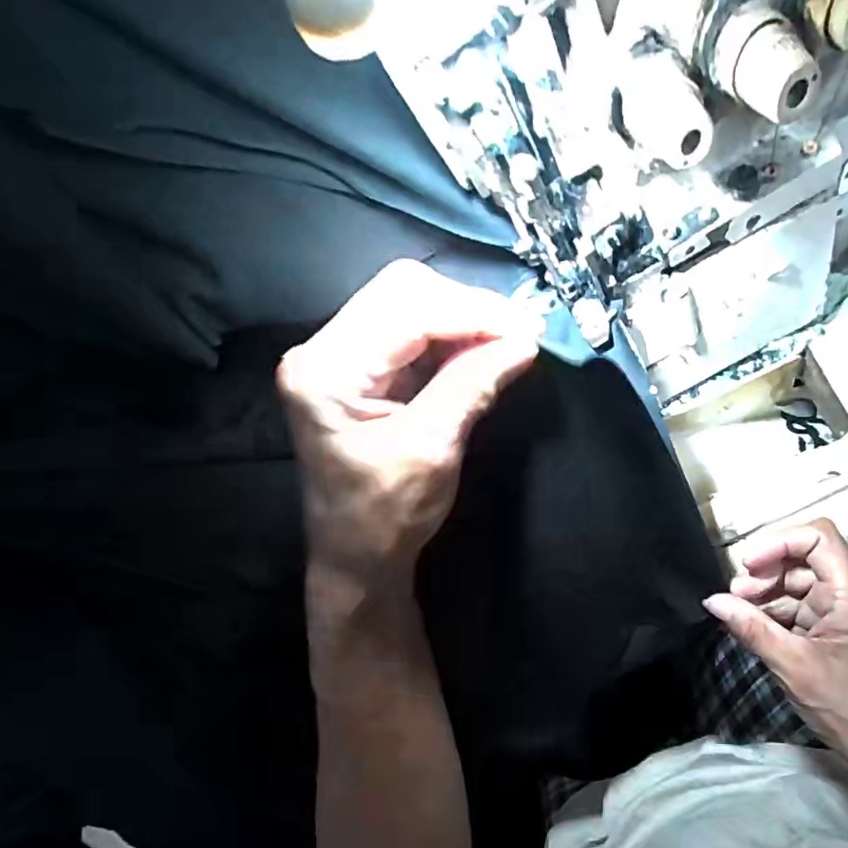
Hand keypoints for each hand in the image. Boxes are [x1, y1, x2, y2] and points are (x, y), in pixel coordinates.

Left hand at [277, 260, 541, 583]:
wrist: (356, 555)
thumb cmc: (385, 517)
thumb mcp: (432, 450)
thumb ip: (471, 386)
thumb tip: (522, 342)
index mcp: (326, 372)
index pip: (406, 311)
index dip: (472, 313)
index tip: (526, 330)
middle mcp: (321, 350)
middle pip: (403, 292)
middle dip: (468, 308)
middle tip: (519, 335)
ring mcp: (336, 356)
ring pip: (408, 304)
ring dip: (462, 319)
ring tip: (506, 342)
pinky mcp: (356, 367)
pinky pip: (409, 331)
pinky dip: (450, 337)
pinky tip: (479, 351)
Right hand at [702, 519, 847, 794]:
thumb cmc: (846, 706)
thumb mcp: (793, 666)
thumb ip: (752, 629)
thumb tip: (713, 601)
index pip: (818, 537)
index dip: (779, 542)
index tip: (748, 566)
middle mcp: (846, 593)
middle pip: (802, 557)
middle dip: (765, 571)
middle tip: (735, 595)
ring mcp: (837, 610)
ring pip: (794, 581)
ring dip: (763, 592)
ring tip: (737, 611)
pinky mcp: (828, 627)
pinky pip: (794, 605)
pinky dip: (769, 611)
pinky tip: (749, 624)